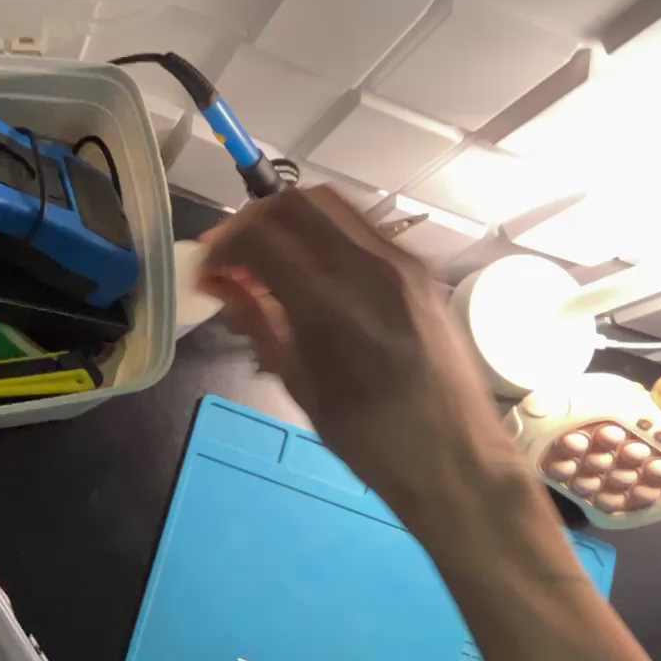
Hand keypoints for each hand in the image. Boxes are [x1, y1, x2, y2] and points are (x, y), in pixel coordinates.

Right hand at [200, 186, 532, 527]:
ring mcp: (402, 263)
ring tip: (264, 258)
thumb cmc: (367, 439)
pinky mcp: (418, 270)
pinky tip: (306, 270)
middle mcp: (370, 268)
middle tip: (229, 256)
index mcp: (331, 306)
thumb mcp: (299, 386)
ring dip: (286, 221)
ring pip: (331, 204)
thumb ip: (259, 325)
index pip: (261, 239)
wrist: (454, 456)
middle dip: (251, 221)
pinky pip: (359, 227)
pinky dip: (320, 233)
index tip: (206, 270)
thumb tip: (221, 288)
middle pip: (296, 203)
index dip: (222, 247)